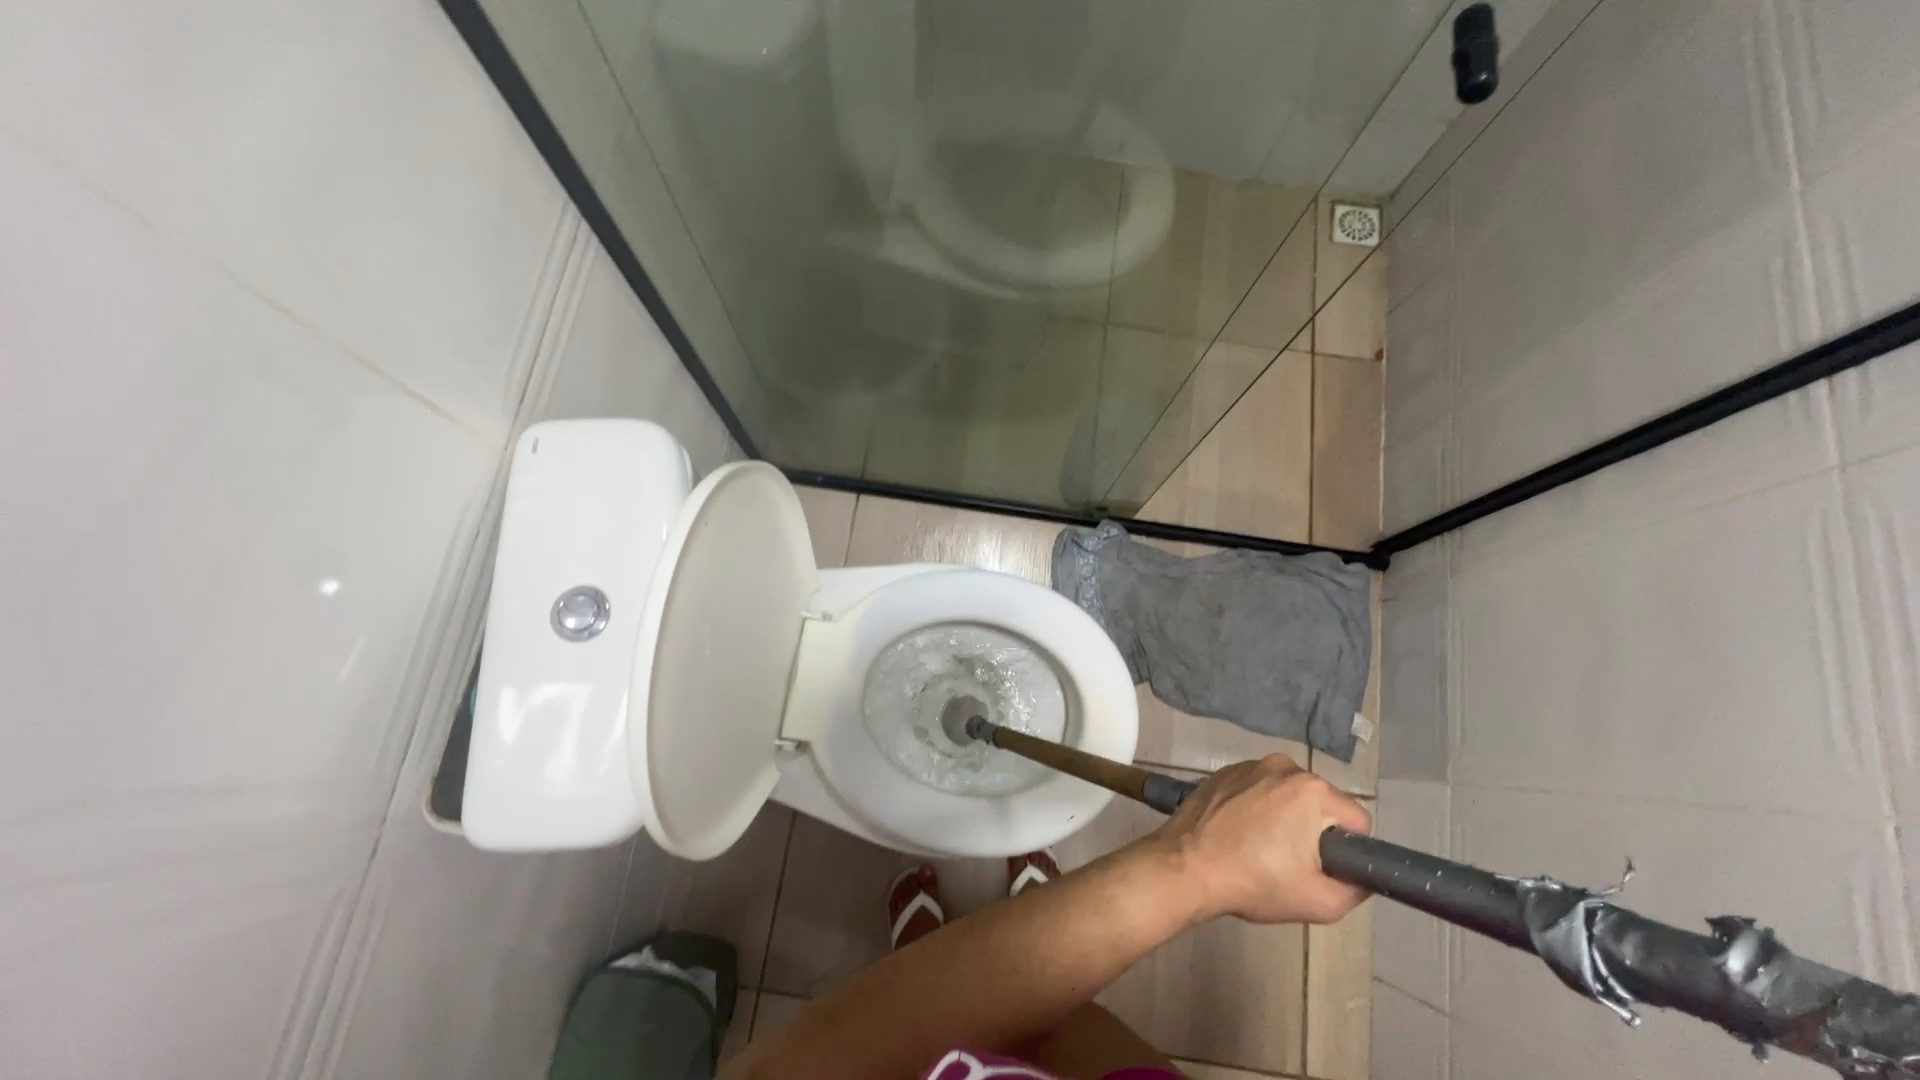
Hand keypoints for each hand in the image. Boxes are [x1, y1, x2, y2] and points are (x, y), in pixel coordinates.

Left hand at [1154, 754, 1371, 924]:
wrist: (1185, 867)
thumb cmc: (1254, 881)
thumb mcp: (1320, 902)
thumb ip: (1357, 889)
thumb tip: (1361, 875)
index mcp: (1312, 790)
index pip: (1357, 821)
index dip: (1347, 850)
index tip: (1320, 867)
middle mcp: (1284, 766)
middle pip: (1321, 804)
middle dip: (1313, 832)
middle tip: (1288, 862)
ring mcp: (1250, 765)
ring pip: (1288, 795)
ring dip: (1284, 817)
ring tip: (1259, 848)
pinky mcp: (1224, 771)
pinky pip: (1257, 788)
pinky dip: (1255, 807)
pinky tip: (1238, 832)